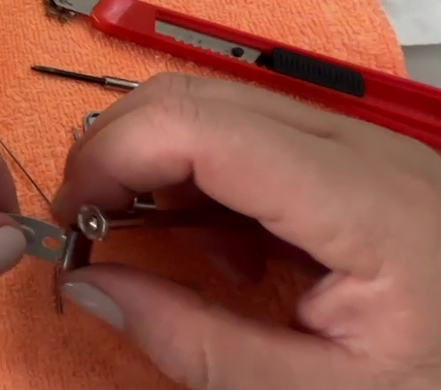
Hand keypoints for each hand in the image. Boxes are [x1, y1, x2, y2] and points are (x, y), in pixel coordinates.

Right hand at [54, 74, 440, 389]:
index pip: (188, 123)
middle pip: (186, 95)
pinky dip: (198, 169)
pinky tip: (217, 239)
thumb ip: (194, 345)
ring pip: (207, 102)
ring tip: (147, 232)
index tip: (75, 221)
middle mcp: (358, 142)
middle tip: (94, 222)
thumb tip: (83, 284)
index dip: (108, 157)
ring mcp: (365, 141)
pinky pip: (246, 130)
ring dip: (152, 155)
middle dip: (116, 148)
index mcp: (361, 199)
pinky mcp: (364, 156)